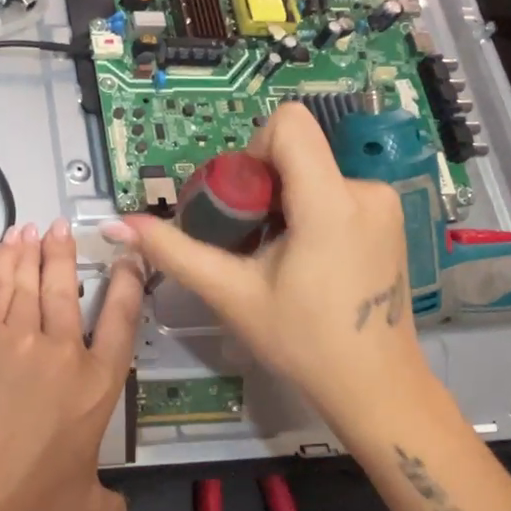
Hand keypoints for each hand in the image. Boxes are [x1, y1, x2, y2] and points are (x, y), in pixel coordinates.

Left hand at [0, 220, 143, 510]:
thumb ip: (106, 502)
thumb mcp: (81, 506)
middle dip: (66, 254)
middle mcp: (64, 353)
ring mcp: (18, 340)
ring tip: (34, 226)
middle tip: (63, 226)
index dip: (126, 284)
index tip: (127, 258)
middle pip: (67, 290)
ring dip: (33, 251)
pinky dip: (1, 263)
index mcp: (98, 386)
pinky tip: (5, 247)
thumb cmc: (26, 504)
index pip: (121, 321)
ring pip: (30, 283)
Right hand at [106, 103, 441, 436]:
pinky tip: (302, 262)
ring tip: (273, 259)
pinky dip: (307, 215)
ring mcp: (384, 205)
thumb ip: (175, 251)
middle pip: (295, 153)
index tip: (238, 203)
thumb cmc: (302, 341)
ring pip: (311, 175)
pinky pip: (334, 193)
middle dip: (259, 189)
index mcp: (331, 202)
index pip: (288, 124)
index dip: (250, 152)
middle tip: (245, 243)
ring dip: (281, 205)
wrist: (375, 386)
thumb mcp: (231, 294)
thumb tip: (120, 223)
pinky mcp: (390, 220)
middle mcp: (366, 191)